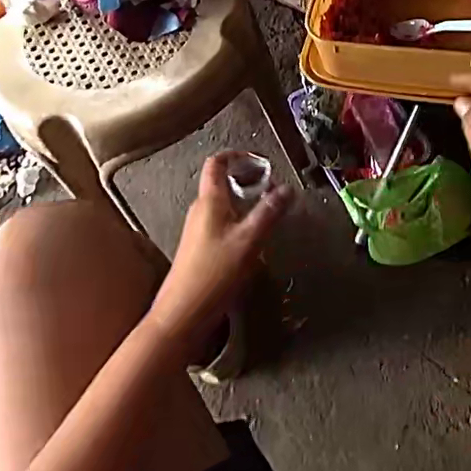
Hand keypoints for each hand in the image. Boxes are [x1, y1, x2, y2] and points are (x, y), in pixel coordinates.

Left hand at [150, 153, 293, 337]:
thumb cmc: (213, 274)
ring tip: (270, 208)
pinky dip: (242, 218)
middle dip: (248, 179)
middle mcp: (201, 211)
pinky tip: (256, 235)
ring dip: (247, 200)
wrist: (182, 315)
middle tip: (273, 186)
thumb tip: (287, 189)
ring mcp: (199, 230)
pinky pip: (224, 222)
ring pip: (225, 203)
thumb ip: (269, 212)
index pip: (217, 164)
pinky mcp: (201, 248)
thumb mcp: (249, 240)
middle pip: (222, 183)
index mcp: (209, 202)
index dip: (237, 155)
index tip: (260, 159)